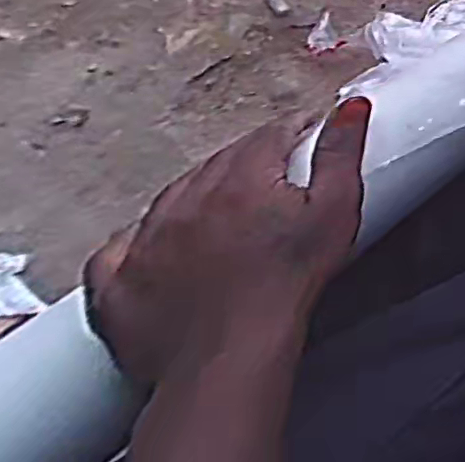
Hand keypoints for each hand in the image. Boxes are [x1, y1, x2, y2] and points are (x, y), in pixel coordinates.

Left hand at [84, 99, 370, 385]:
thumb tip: (348, 108)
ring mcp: (144, 243)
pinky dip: (145, 234)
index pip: (269, 133)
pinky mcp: (116, 284)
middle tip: (282, 173)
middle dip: (255, 157)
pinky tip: (168, 239)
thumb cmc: (289, 282)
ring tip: (236, 203)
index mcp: (239, 180)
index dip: (295, 129)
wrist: (232, 355)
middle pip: (223, 159)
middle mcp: (185, 202)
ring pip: (176, 192)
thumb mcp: (337, 207)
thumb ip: (342, 151)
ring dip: (206, 188)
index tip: (310, 135)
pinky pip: (122, 244)